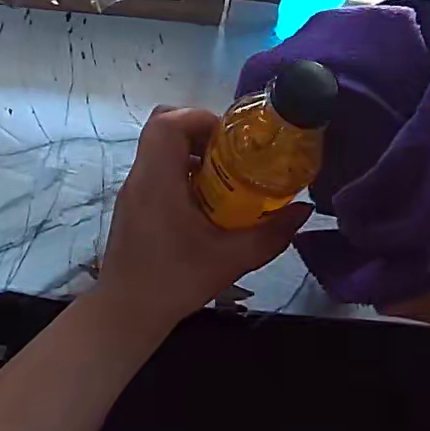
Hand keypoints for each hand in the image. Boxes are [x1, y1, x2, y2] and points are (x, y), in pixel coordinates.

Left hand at [93, 106, 311, 330]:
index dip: (202, 118)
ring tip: (224, 175)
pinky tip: (205, 199)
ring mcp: (132, 188)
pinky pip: (156, 166)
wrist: (126, 311)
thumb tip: (303, 210)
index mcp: (158, 180)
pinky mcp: (132, 201)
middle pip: (162, 125)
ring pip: (158, 145)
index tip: (233, 139)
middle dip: (199, 129)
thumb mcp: (231, 260)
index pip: (168, 122)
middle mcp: (140, 175)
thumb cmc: (175, 282)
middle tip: (231, 153)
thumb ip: (270, 234)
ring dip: (191, 149)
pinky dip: (181, 168)